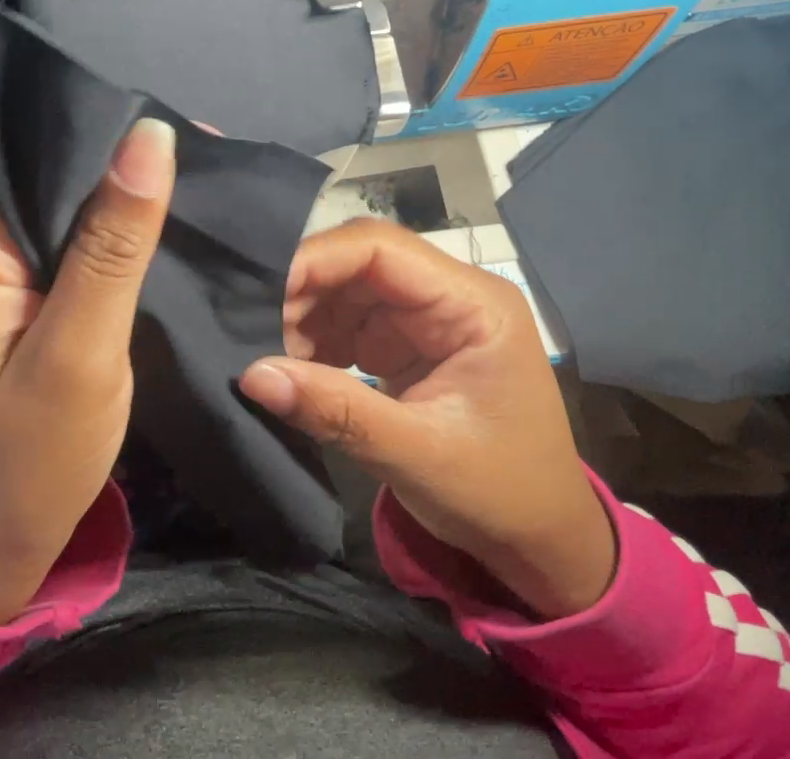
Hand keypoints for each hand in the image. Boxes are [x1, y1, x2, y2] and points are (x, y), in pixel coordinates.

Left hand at [0, 118, 176, 624]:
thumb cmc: (32, 461)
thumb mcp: (78, 352)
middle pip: (50, 183)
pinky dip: (114, 245)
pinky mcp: (23, 306)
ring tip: (201, 185)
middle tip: (210, 154)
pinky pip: (70, 253)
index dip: (106, 138)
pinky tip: (163, 234)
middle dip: (122, 169)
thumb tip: (149, 138)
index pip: (35, 159)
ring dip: (123, 208)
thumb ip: (111, 247)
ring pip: (65, 216)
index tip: (188, 127)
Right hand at [238, 218, 613, 619]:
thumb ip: (336, 411)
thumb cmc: (500, 494)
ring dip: (302, 320)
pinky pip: (346, 325)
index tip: (257, 295)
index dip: (315, 261)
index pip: (381, 250)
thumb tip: (251, 375)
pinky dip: (313, 344)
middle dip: (301, 293)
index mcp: (473, 305)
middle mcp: (448, 298)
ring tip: (269, 359)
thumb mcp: (418, 455)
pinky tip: (291, 371)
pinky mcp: (405, 347)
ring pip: (345, 292)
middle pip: (357, 264)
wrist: (539, 541)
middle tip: (252, 336)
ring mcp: (425, 321)